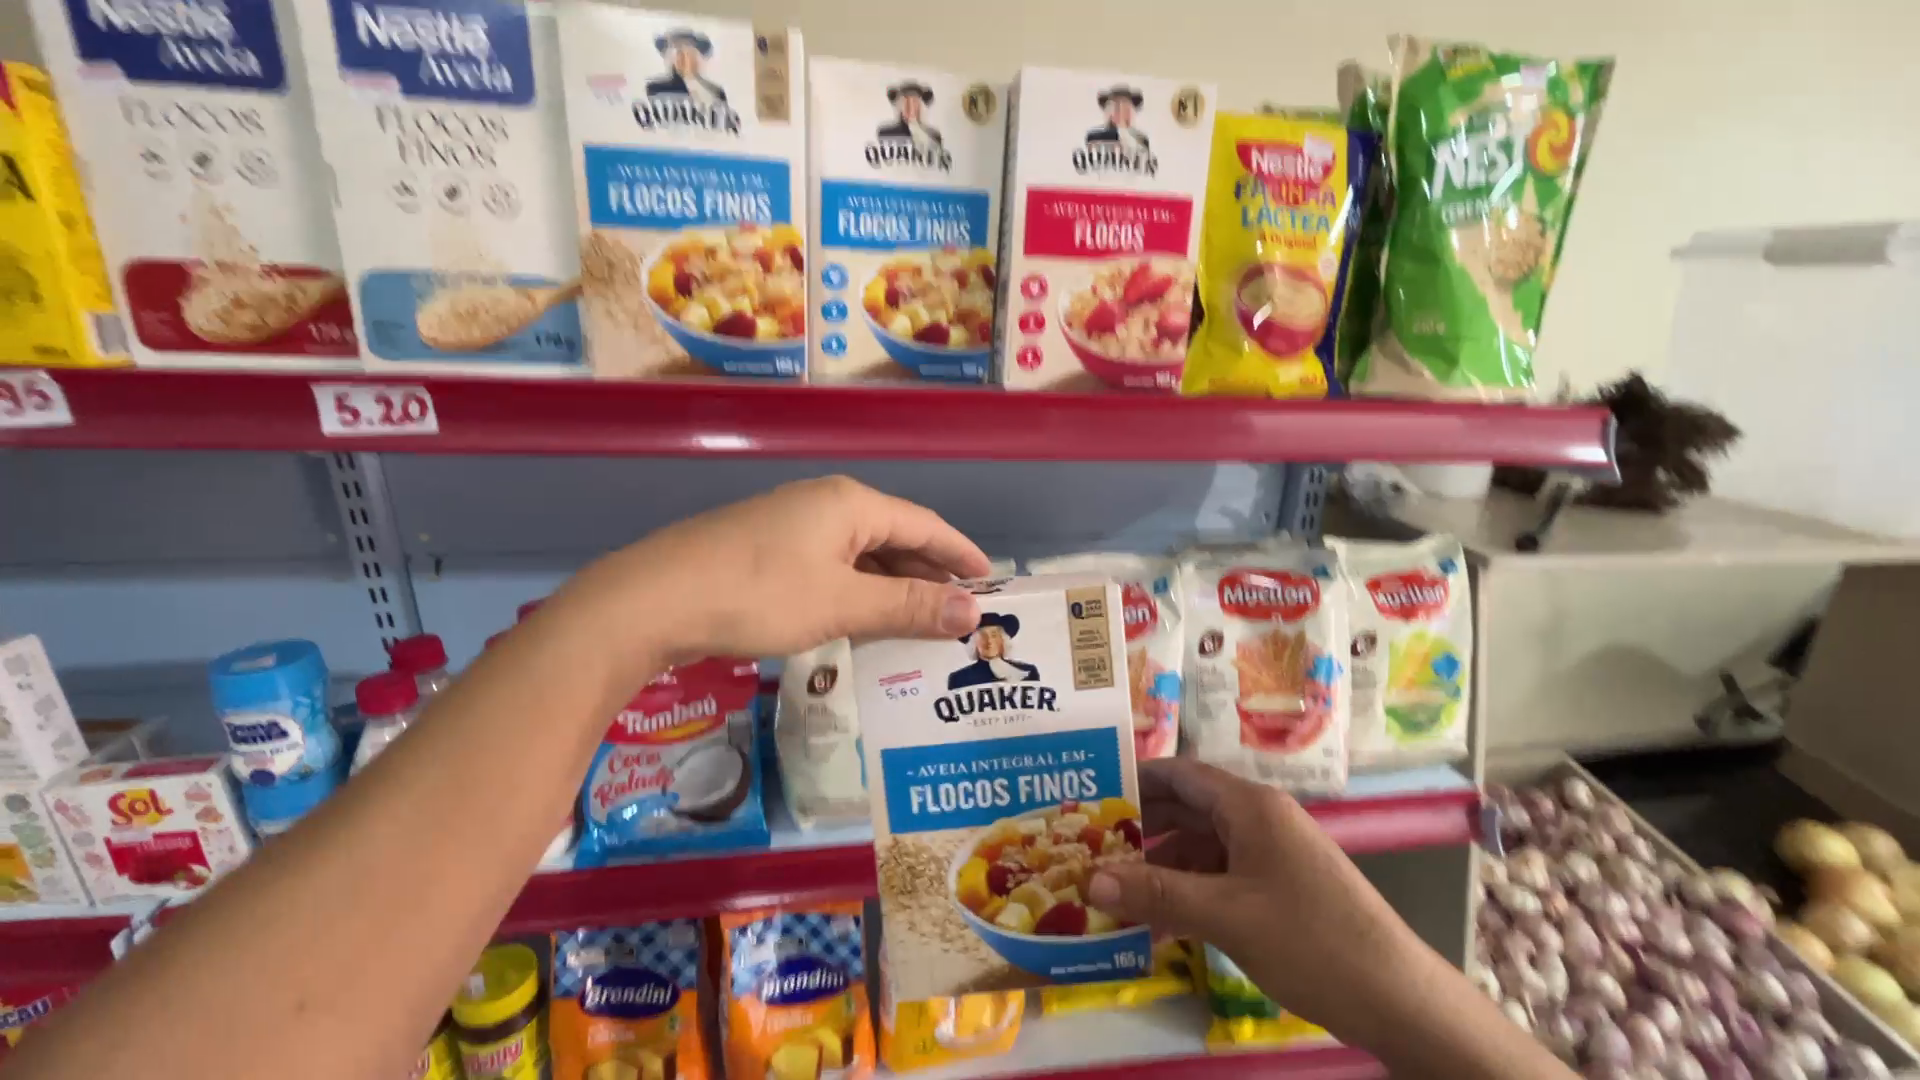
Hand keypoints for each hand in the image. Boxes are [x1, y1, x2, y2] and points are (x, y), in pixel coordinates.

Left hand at [560, 476, 990, 673]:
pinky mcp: (767, 550)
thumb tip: (973, 611)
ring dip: (893, 585)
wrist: (653, 599)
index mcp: (851, 504)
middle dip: (930, 572)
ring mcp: (792, 525)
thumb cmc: (758, 595)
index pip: (926, 524)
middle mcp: (825, 504)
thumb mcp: (841, 604)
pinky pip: (832, 567)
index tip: (993, 581)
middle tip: (962, 610)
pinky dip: (858, 592)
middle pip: (894, 535)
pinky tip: (863, 619)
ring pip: (861, 554)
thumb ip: (907, 606)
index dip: (962, 554)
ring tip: (922, 621)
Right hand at [1086, 758, 1424, 1031]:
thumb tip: (1089, 882)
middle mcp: (1259, 820)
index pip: (1180, 774)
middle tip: (1089, 847)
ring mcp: (1271, 856)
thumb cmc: (1310, 939)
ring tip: (1113, 892)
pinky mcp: (1278, 889)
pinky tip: (1157, 926)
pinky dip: (1187, 895)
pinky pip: (1219, 879)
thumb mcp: (1226, 916)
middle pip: (1186, 810)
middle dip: (1140, 829)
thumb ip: (1156, 894)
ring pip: (1201, 849)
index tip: (1089, 796)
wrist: (1398, 999)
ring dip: (1160, 869)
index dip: (1134, 779)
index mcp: (1250, 807)